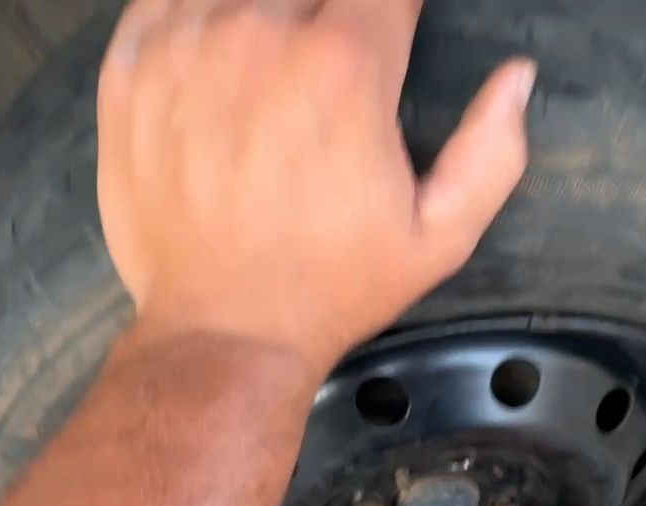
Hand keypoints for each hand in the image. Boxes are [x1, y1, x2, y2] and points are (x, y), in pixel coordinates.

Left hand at [96, 0, 535, 373]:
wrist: (226, 333)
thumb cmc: (335, 289)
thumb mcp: (439, 242)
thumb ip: (491, 154)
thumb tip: (515, 79)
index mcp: (345, 66)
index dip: (394, 11)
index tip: (389, 42)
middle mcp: (260, 33)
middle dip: (331, 14)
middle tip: (332, 78)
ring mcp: (184, 44)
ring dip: (270, 16)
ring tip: (278, 77)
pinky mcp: (130, 68)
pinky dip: (200, 15)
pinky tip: (222, 63)